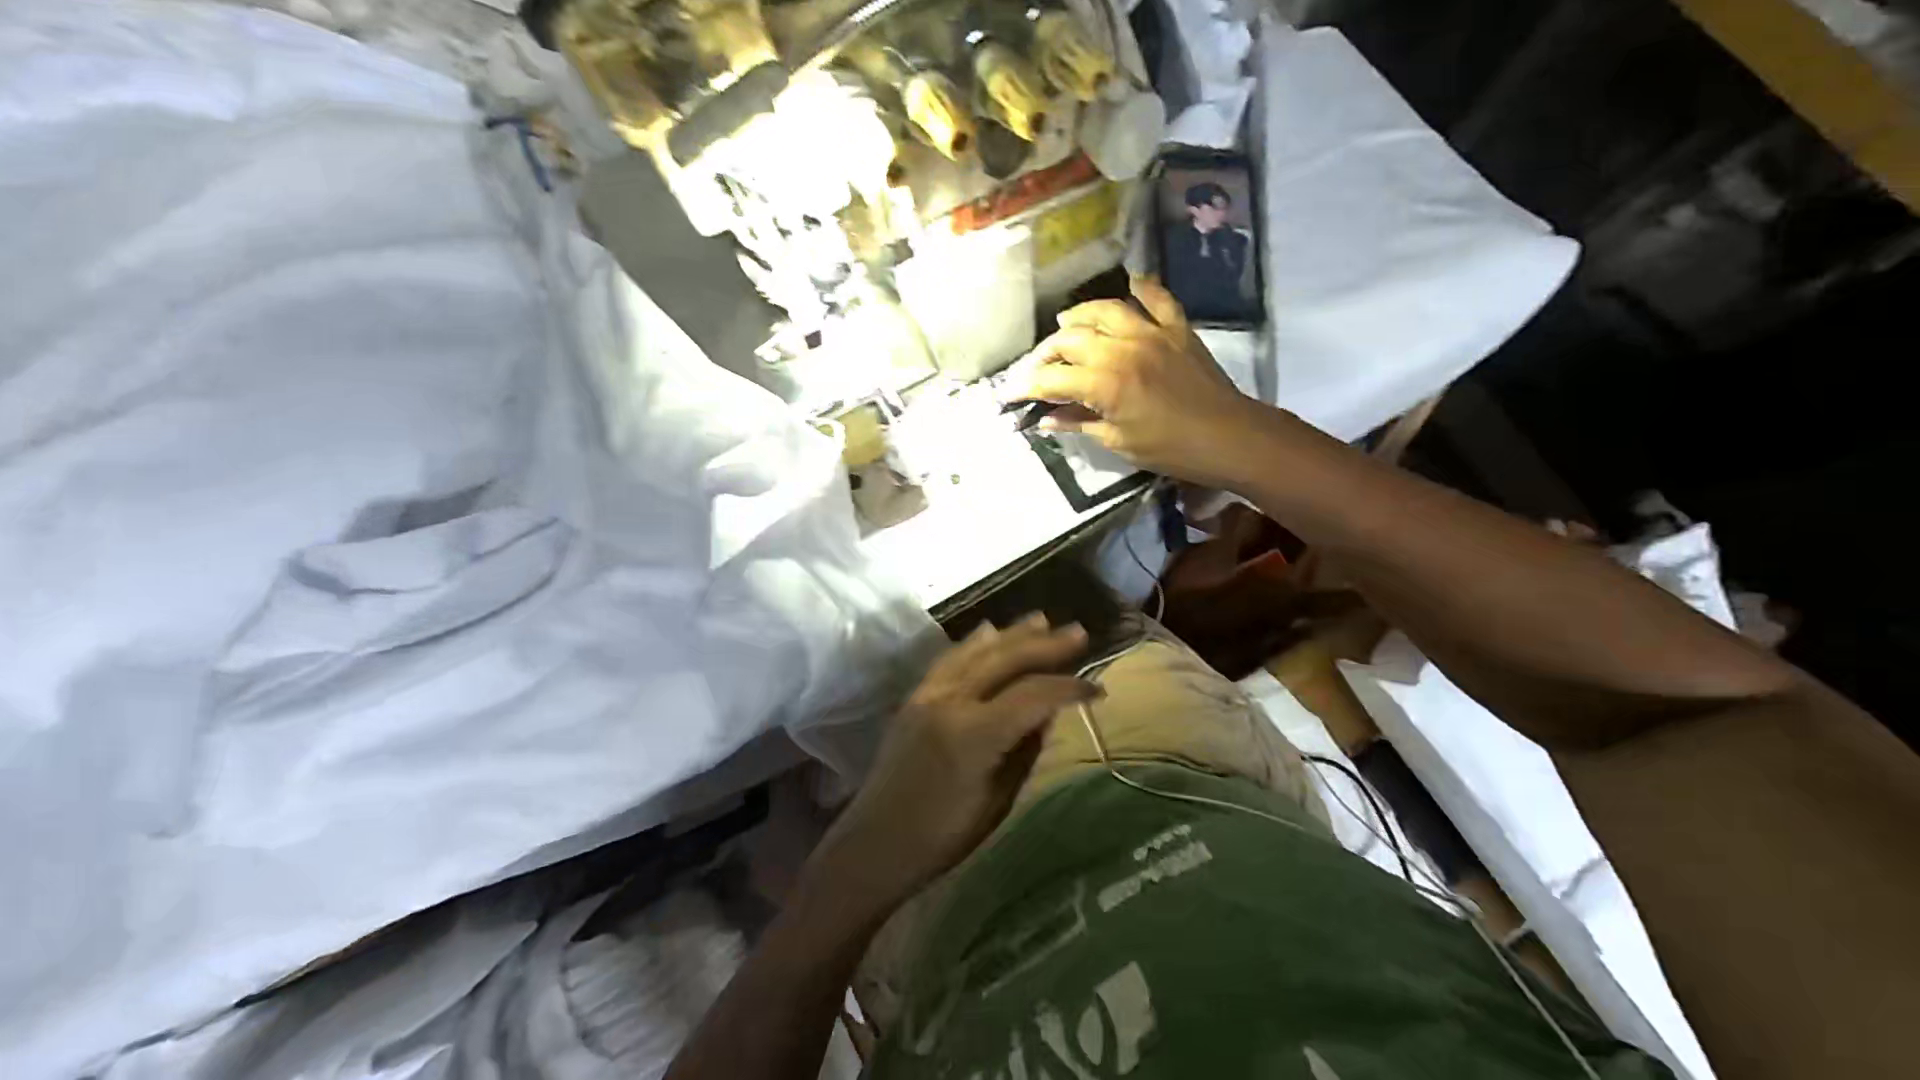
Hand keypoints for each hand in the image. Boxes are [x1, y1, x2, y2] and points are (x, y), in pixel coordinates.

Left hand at [810, 614, 1095, 913]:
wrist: (876, 844)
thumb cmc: (943, 837)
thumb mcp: (998, 800)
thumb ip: (1025, 749)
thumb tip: (1048, 712)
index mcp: (974, 734)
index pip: (1032, 694)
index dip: (1068, 688)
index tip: (1097, 689)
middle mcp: (949, 702)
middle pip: (1004, 660)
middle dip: (1044, 645)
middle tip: (1078, 632)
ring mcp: (927, 695)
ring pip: (975, 652)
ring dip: (1010, 635)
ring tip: (1040, 620)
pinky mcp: (914, 698)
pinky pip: (949, 660)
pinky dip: (974, 644)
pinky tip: (988, 632)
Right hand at [1004, 275, 1270, 487]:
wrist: (1230, 437)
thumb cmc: (1171, 449)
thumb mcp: (1118, 443)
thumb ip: (1079, 424)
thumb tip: (1046, 419)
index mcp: (1105, 383)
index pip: (1052, 379)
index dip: (1026, 388)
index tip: (1010, 396)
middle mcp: (1122, 349)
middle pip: (1070, 339)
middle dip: (1046, 354)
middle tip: (1038, 369)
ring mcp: (1152, 333)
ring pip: (1105, 310)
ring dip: (1080, 315)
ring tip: (1066, 323)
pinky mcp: (1177, 328)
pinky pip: (1156, 298)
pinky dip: (1141, 289)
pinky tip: (1129, 285)